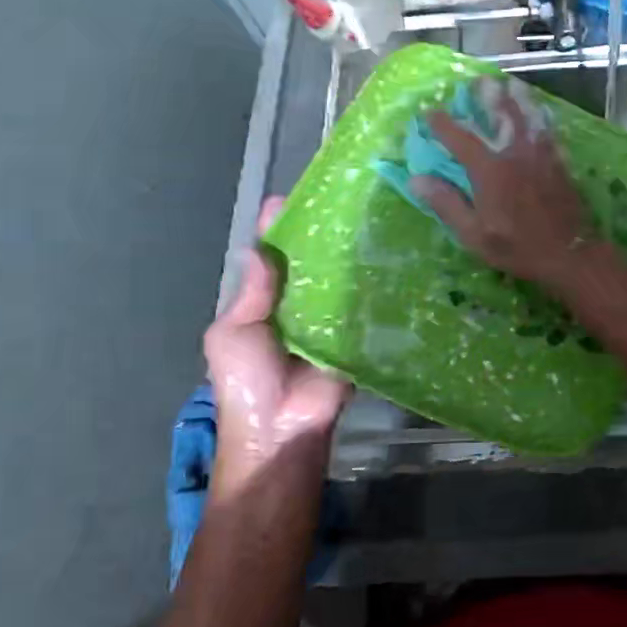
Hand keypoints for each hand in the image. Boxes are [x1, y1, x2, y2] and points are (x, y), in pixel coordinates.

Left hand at [202, 196, 349, 496]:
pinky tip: (393, 258)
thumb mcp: (233, 333)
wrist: (282, 427)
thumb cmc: (247, 381)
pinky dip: (375, 286)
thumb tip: (259, 248)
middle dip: (323, 235)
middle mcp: (300, 303)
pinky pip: (366, 306)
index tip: (291, 199)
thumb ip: (250, 293)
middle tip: (346, 201)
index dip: (278, 228)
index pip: (273, 256)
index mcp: (265, 301)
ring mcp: (332, 317)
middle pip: (312, 262)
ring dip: (353, 255)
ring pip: (341, 278)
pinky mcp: (358, 333)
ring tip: (373, 219)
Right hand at [412, 77, 597, 286]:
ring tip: (513, 85)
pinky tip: (542, 115)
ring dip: (519, 100)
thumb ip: (447, 204)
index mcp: (490, 170)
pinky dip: (542, 119)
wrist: (570, 253)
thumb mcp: (474, 235)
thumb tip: (417, 179)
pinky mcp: (560, 164)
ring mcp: (542, 157)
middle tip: (480, 81)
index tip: (428, 112)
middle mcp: (516, 154)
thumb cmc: (518, 248)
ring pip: (530, 119)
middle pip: (501, 116)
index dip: (442, 123)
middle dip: (489, 97)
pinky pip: (549, 133)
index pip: (460, 138)